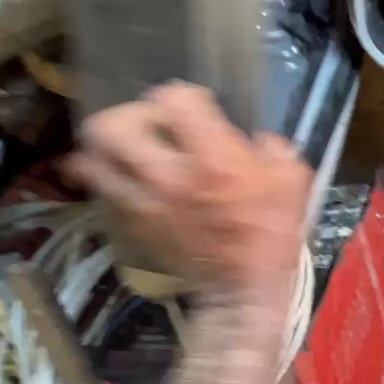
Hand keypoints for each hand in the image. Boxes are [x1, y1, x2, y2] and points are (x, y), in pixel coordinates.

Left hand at [70, 82, 310, 287]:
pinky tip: (129, 179)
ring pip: (91, 160)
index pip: (173, 100)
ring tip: (126, 148)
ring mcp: (143, 203)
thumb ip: (271, 147)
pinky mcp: (131, 226)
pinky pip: (101, 192)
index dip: (182, 95)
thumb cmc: (273, 230)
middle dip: (129, 115)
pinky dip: (108, 179)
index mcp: (213, 158)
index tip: (196, 105)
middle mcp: (170, 176)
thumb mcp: (292, 177)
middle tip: (151, 124)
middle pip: (113, 126)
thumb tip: (253, 139)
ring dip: (104, 148)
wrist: (244, 288)